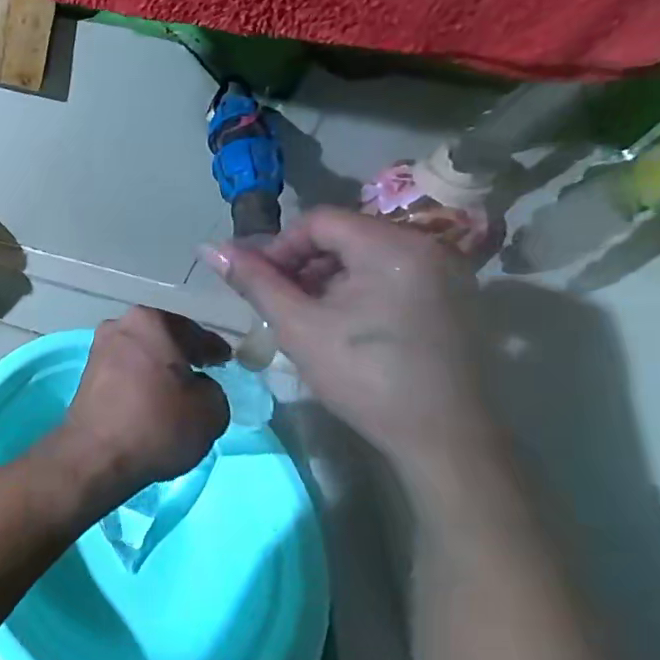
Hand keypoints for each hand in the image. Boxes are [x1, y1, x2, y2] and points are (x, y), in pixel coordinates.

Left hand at [49, 307, 231, 502]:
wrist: (98, 453)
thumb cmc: (159, 423)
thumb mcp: (212, 407)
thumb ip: (211, 387)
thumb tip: (194, 385)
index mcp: (150, 322)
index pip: (194, 333)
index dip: (213, 349)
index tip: (226, 361)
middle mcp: (118, 326)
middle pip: (163, 337)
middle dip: (183, 353)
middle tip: (206, 371)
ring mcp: (98, 349)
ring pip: (141, 353)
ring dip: (159, 366)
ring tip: (180, 389)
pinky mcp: (87, 373)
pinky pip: (125, 370)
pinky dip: (141, 378)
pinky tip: (153, 398)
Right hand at [203, 207, 490, 466]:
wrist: (442, 438)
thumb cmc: (364, 376)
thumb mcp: (297, 325)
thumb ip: (253, 281)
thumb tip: (208, 248)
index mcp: (393, 247)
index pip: (317, 221)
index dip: (278, 247)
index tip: (259, 283)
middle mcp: (427, 248)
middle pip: (342, 234)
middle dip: (300, 263)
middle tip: (278, 301)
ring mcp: (445, 273)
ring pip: (363, 254)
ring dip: (324, 276)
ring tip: (304, 315)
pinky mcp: (451, 298)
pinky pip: (388, 273)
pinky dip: (354, 287)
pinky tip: (339, 323)